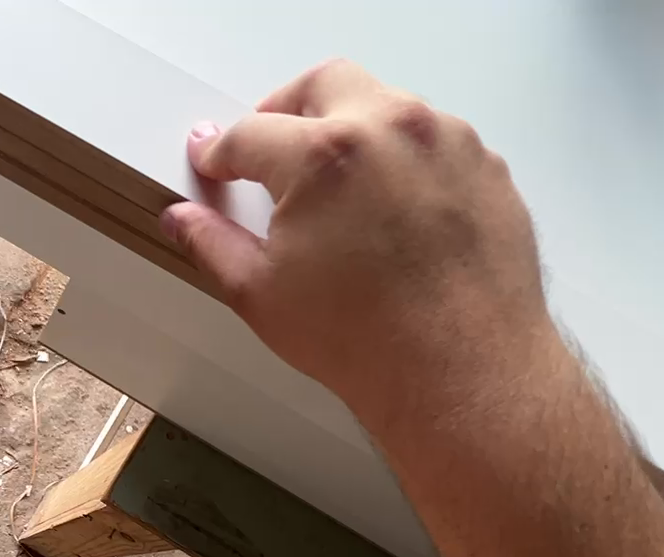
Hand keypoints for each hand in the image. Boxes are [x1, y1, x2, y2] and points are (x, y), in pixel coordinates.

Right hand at [162, 59, 558, 432]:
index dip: (218, 151)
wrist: (452, 364)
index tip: (209, 163)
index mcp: (324, 157)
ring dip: (340, 132)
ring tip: (323, 190)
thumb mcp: (256, 291)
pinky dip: (389, 157)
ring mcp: (446, 138)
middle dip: (281, 109)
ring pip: (380, 104)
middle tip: (262, 152)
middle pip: (322, 84)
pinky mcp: (482, 162)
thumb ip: (211, 242)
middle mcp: (391, 128)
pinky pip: (425, 138)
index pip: (250, 133)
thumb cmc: (356, 334)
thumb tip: (180, 218)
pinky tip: (375, 211)